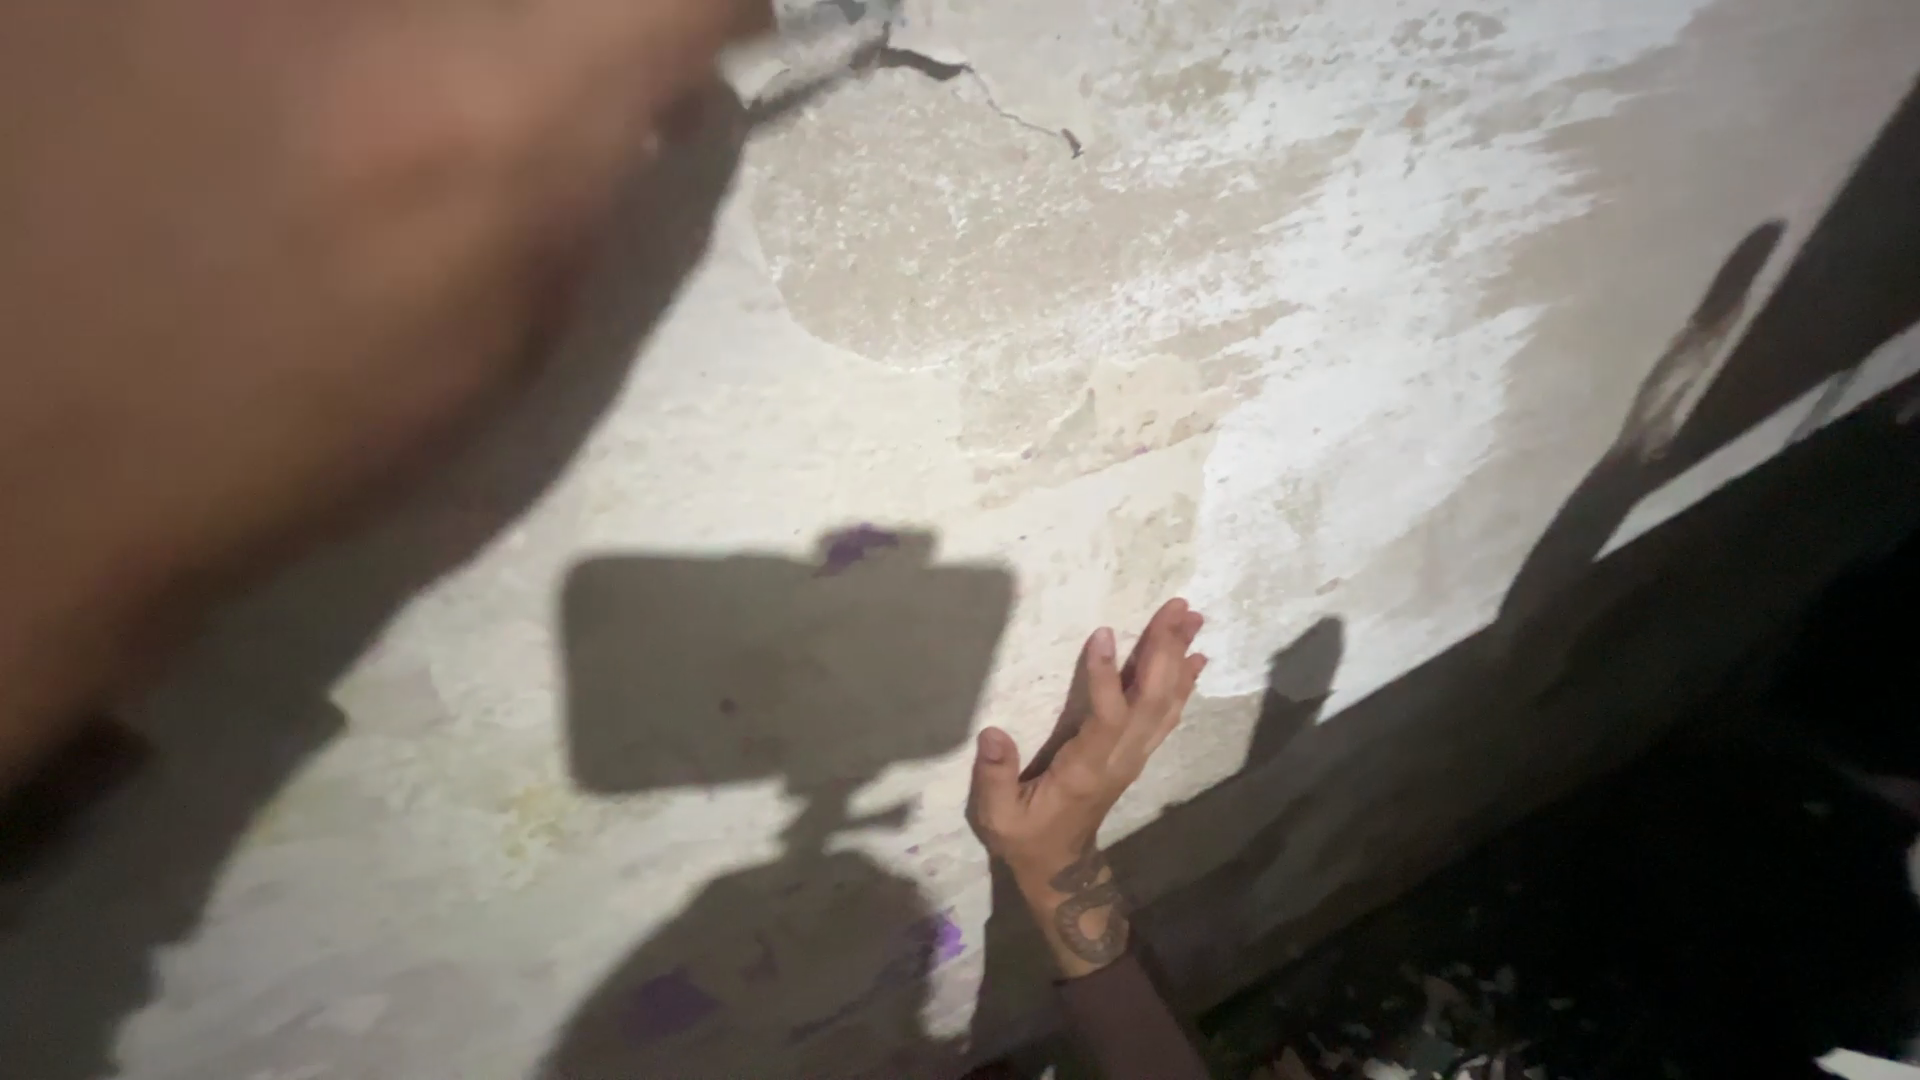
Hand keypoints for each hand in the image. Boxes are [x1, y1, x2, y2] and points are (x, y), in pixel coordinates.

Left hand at [0, 0, 767, 779]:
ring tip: (419, 107)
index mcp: (497, 121)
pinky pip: (315, 4)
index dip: (722, 3)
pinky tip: (304, 85)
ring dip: (477, 32)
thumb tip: (662, 104)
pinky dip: (365, 35)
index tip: (726, 36)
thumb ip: (606, 193)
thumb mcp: (524, 333)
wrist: (40, 438)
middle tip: (586, 70)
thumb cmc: (332, 417)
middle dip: (598, 14)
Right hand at [967, 599, 1206, 975]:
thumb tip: (991, 733)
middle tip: (1177, 608)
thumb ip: (994, 776)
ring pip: (1165, 703)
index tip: (1103, 633)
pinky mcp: (1136, 753)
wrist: (1061, 868)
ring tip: (1192, 618)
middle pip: (1151, 701)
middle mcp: (1120, 759)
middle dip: (1164, 651)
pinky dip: (1183, 683)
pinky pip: (1167, 713)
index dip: (1107, 678)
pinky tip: (1194, 656)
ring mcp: (1134, 756)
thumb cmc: (1025, 838)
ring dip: (1179, 658)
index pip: (1106, 719)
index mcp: (1086, 770)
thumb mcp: (997, 817)